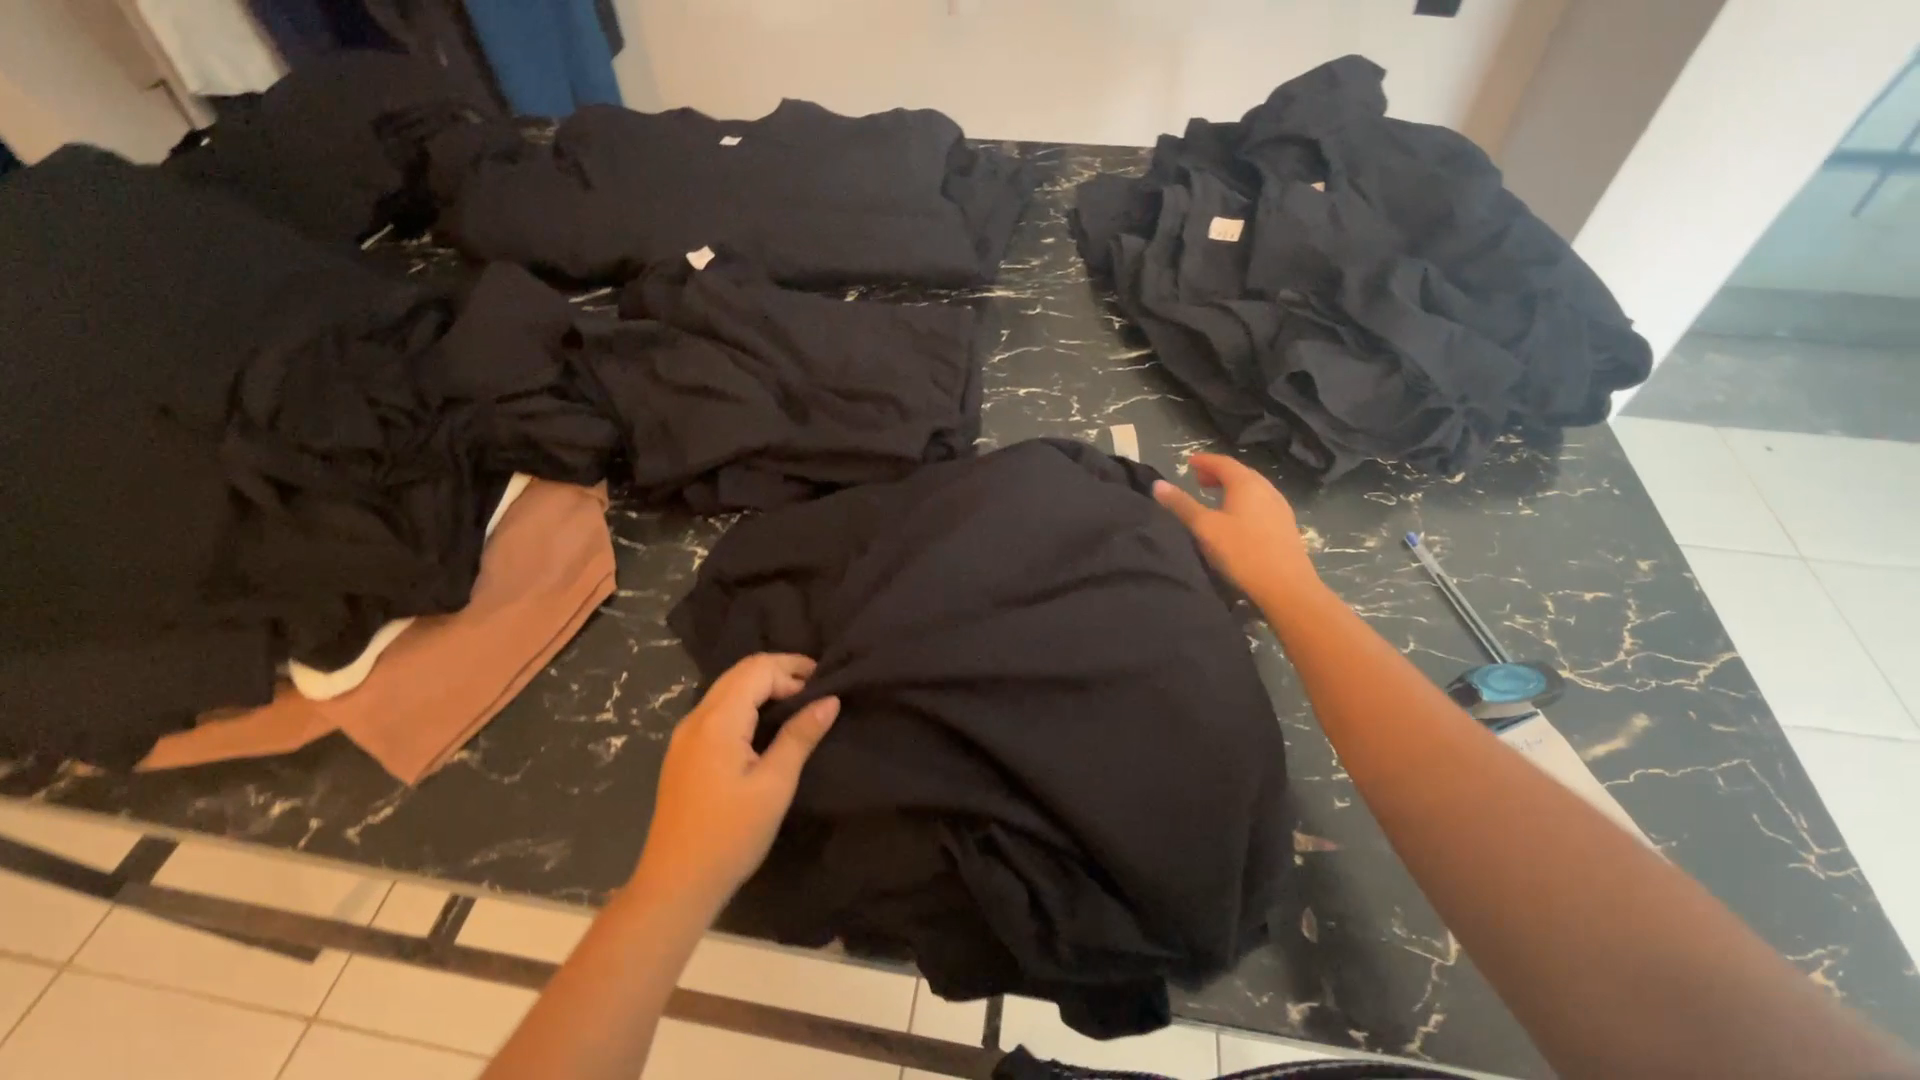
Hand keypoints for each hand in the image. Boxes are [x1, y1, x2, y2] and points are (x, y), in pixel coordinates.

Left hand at [633, 654, 839, 906]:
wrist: (676, 883)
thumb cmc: (731, 835)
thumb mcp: (774, 785)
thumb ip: (800, 737)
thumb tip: (828, 701)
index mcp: (717, 721)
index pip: (757, 670)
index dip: (793, 670)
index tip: (825, 686)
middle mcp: (695, 719)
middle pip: (739, 673)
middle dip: (779, 671)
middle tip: (817, 686)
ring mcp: (684, 736)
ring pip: (726, 690)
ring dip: (762, 687)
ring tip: (799, 702)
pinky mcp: (683, 754)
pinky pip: (717, 711)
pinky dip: (746, 705)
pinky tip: (766, 724)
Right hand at [1153, 453, 1317, 602]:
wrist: (1286, 585)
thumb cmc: (1242, 552)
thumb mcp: (1205, 528)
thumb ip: (1182, 505)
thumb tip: (1157, 484)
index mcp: (1246, 483)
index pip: (1223, 462)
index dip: (1204, 460)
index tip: (1189, 462)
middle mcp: (1266, 488)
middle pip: (1239, 473)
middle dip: (1218, 473)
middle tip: (1198, 480)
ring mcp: (1279, 506)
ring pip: (1252, 488)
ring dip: (1232, 487)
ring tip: (1215, 498)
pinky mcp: (1285, 524)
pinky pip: (1260, 502)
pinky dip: (1244, 500)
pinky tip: (1237, 518)